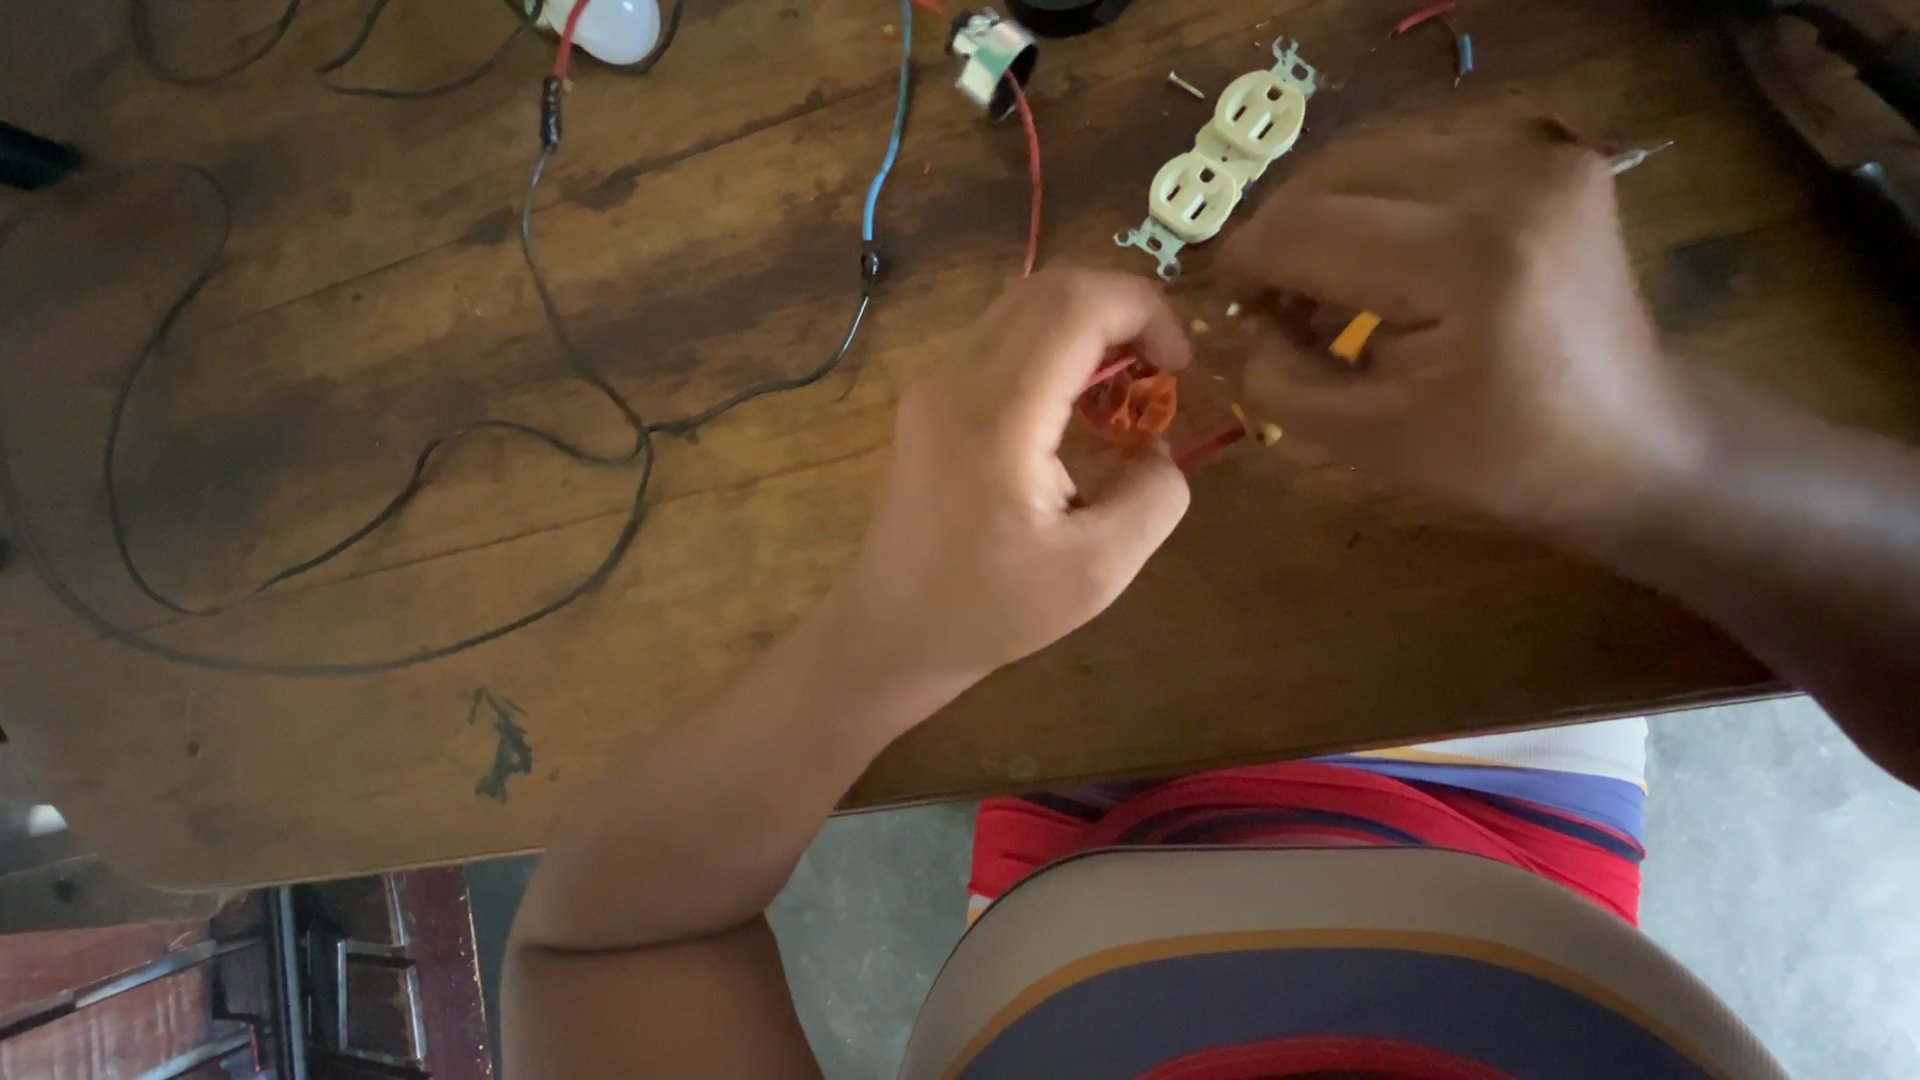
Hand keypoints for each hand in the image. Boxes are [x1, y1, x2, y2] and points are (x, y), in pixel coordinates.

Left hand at [841, 270, 1192, 685]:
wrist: (893, 631)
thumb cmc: (990, 611)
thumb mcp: (1097, 572)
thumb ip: (1154, 497)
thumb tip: (1159, 446)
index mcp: (997, 416)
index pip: (1076, 304)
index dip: (1146, 310)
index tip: (1180, 365)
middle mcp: (955, 381)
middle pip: (1048, 289)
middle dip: (1120, 310)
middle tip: (1159, 371)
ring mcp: (932, 387)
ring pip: (1020, 309)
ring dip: (1084, 329)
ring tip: (1121, 393)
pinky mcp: (927, 403)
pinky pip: (998, 343)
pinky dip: (1050, 351)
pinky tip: (1071, 411)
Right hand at [1220, 125, 1705, 535]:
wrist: (1626, 440)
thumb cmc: (1493, 457)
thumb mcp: (1361, 439)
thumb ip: (1277, 381)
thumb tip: (1243, 329)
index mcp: (1466, 260)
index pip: (1304, 230)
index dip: (1243, 264)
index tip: (1227, 308)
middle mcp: (1507, 180)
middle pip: (1331, 175)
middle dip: (1276, 236)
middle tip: (1266, 302)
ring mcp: (1536, 156)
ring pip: (1367, 158)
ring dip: (1318, 218)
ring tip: (1313, 285)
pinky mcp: (1546, 156)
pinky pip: (1413, 161)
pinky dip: (1367, 206)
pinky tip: (1367, 261)